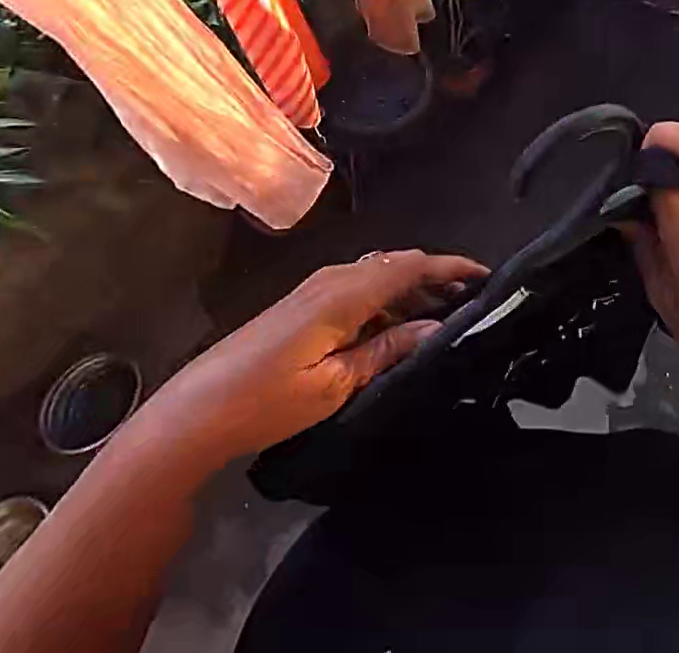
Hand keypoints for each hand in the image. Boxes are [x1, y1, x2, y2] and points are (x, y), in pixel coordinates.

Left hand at [135, 250, 486, 462]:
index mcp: (344, 294)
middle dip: (436, 276)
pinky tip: (396, 327)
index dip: (451, 266)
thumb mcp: (335, 384)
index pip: (411, 266)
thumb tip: (436, 329)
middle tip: (469, 301)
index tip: (485, 275)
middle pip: (397, 264)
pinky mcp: (304, 303)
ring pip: (379, 275)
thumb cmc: (266, 402)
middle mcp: (333, 279)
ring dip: (412, 290)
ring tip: (441, 317)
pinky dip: (387, 300)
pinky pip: (360, 288)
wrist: (193, 414)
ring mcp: (315, 288)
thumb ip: (389, 349)